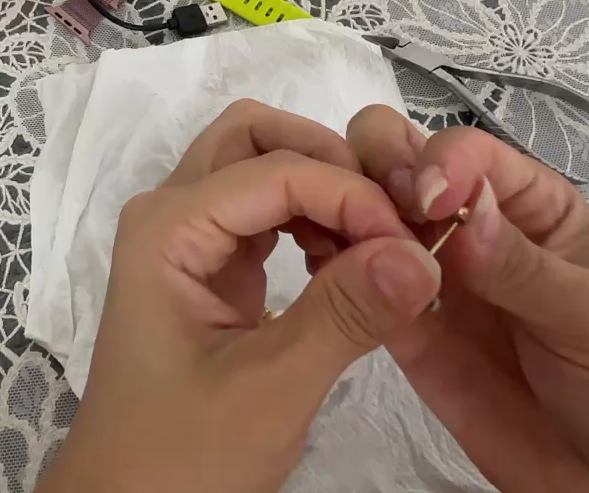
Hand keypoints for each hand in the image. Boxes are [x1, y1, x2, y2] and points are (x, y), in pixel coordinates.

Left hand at [38, 100, 442, 492]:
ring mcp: (185, 231)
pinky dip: (306, 215)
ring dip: (318, 185)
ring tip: (372, 241)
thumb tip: (420, 255)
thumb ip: (344, 316)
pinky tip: (341, 258)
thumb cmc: (182, 453)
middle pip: (252, 136)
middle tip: (385, 216)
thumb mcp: (270, 390)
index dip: (347, 194)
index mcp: (168, 227)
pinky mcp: (206, 258)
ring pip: (256, 163)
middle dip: (324, 159)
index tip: (410, 243)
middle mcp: (170, 210)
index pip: (272, 171)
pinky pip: (260, 207)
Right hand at [344, 106, 588, 492]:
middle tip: (373, 210)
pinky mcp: (402, 324)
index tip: (425, 199)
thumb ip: (525, 266)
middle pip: (401, 158)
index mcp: (528, 203)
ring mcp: (430, 272)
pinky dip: (334, 262)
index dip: (439, 161)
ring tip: (335, 239)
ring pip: (370, 209)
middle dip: (377, 167)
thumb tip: (459, 211)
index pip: (467, 152)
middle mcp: (468, 223)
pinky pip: (357, 279)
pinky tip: (323, 265)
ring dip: (347, 209)